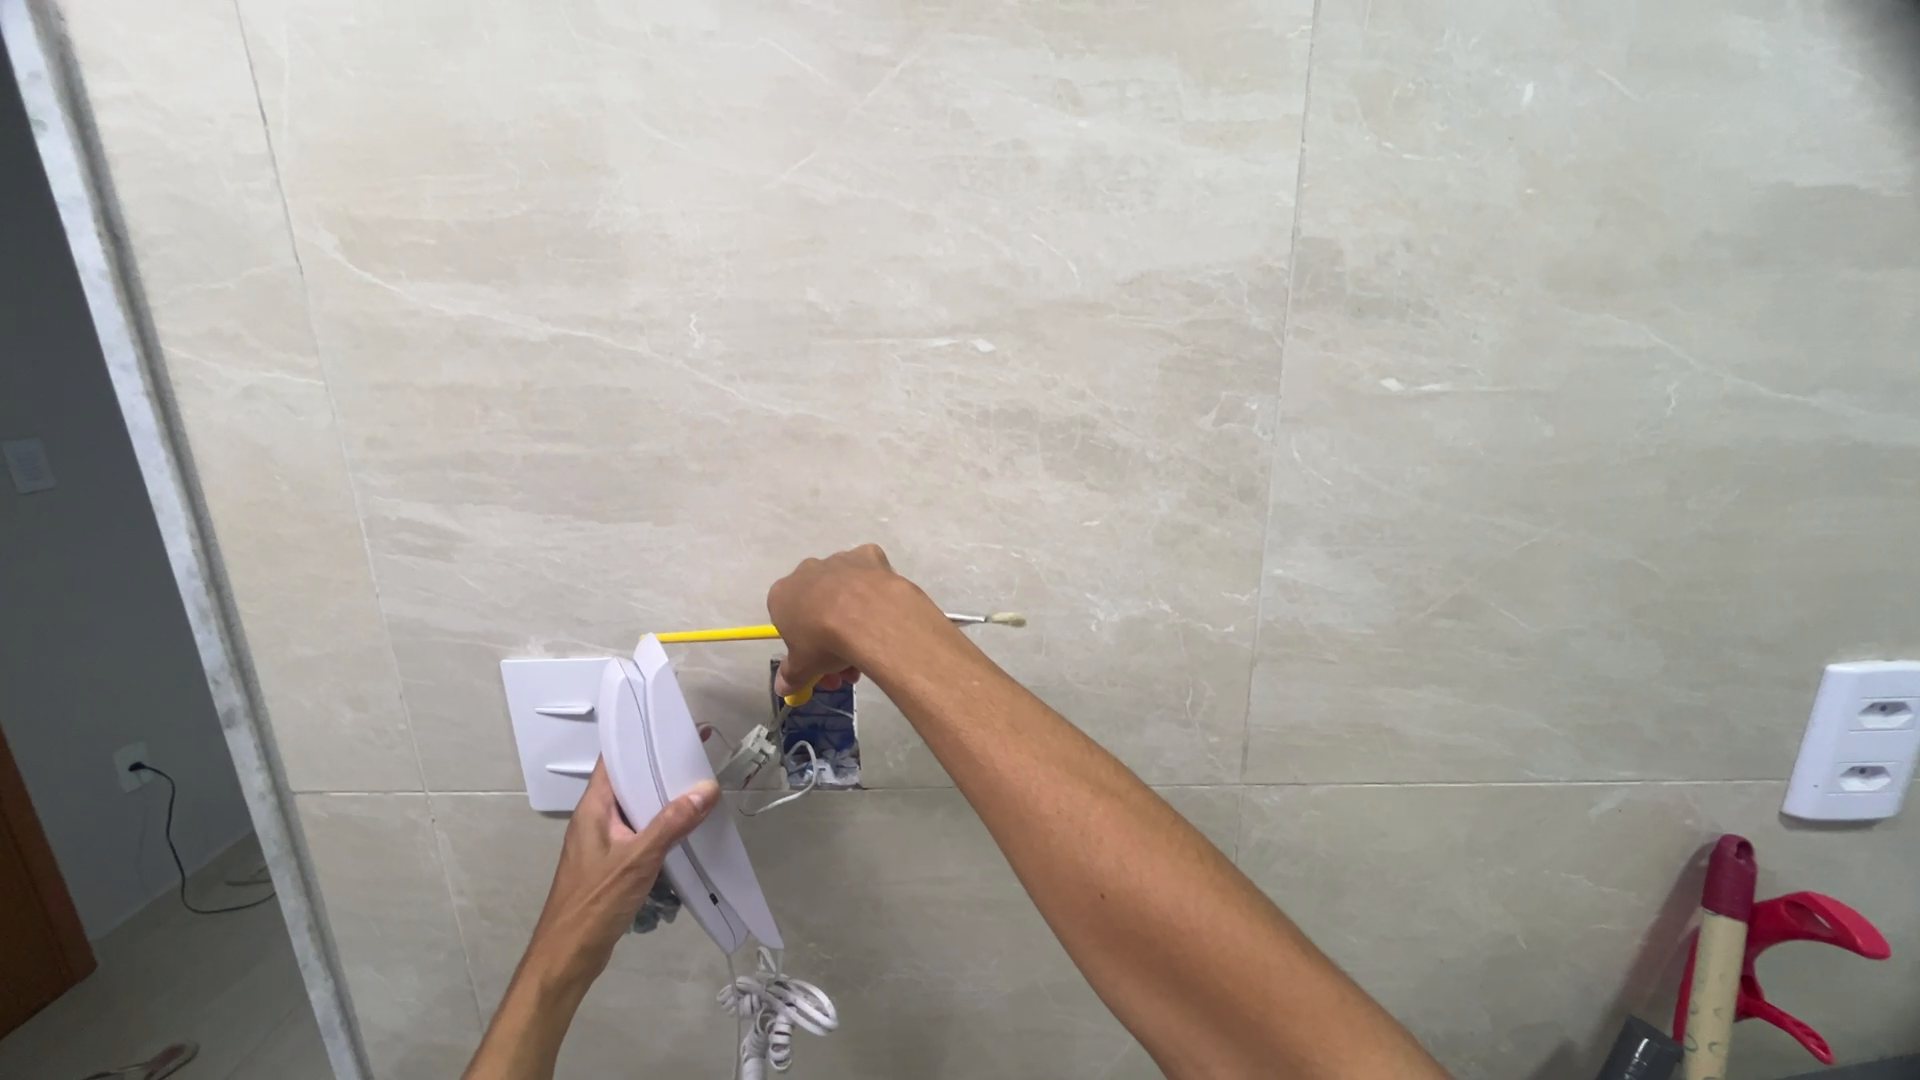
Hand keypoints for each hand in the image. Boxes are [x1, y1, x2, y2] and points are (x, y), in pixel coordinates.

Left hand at [523, 759, 716, 993]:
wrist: (567, 957)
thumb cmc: (594, 903)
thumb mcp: (638, 859)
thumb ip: (672, 822)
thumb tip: (706, 789)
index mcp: (593, 808)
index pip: (615, 760)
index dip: (641, 740)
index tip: (672, 728)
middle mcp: (596, 818)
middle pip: (630, 782)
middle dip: (662, 769)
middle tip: (696, 755)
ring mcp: (603, 841)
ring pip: (638, 808)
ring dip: (665, 800)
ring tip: (699, 787)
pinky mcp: (612, 861)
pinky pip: (641, 831)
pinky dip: (663, 826)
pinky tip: (687, 828)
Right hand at [767, 544, 941, 696]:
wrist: (867, 617)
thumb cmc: (825, 642)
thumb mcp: (803, 667)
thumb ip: (791, 676)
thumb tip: (782, 688)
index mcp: (782, 594)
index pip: (789, 623)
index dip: (805, 647)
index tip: (821, 666)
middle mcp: (807, 571)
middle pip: (817, 606)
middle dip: (829, 637)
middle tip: (848, 667)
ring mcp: (839, 560)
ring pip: (844, 590)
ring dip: (852, 615)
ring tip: (870, 647)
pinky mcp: (868, 555)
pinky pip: (869, 572)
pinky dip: (874, 588)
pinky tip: (881, 609)